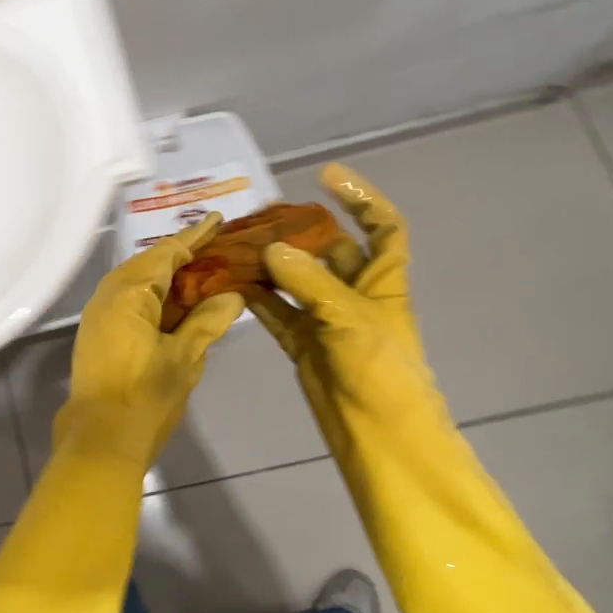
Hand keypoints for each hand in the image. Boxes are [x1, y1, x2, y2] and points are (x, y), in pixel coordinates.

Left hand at [0, 218, 241, 612]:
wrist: (100, 438)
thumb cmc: (145, 396)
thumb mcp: (185, 357)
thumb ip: (207, 322)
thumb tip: (230, 297)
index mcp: (129, 292)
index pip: (167, 253)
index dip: (195, 237)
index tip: (216, 219)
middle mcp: (108, 295)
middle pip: (149, 264)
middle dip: (182, 256)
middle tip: (217, 247)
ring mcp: (99, 315)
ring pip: (137, 283)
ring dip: (168, 278)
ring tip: (202, 273)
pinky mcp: (98, 334)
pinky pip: (129, 302)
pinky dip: (154, 297)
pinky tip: (176, 304)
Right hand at [243, 163, 437, 430]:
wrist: (378, 436)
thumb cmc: (381, 374)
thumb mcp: (350, 321)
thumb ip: (310, 283)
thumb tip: (271, 248)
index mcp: (383, 282)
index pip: (382, 226)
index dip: (361, 197)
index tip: (326, 175)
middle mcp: (354, 293)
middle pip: (327, 249)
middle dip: (297, 231)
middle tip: (258, 217)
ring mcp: (326, 318)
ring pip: (295, 279)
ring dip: (269, 263)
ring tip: (235, 245)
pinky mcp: (303, 342)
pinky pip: (276, 310)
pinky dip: (256, 297)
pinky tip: (230, 283)